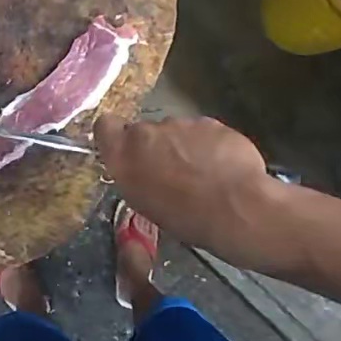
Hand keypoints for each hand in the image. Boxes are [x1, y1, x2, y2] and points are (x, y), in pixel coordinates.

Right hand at [94, 116, 297, 271]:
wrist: (235, 208)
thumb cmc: (185, 218)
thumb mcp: (147, 204)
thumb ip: (138, 176)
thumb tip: (147, 168)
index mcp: (124, 156)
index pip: (105, 126)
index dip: (117, 135)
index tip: (130, 150)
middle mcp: (147, 133)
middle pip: (148, 132)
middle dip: (160, 146)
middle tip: (176, 173)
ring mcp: (181, 123)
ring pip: (179, 131)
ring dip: (188, 146)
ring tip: (206, 175)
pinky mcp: (212, 122)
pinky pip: (206, 132)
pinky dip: (212, 145)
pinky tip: (225, 168)